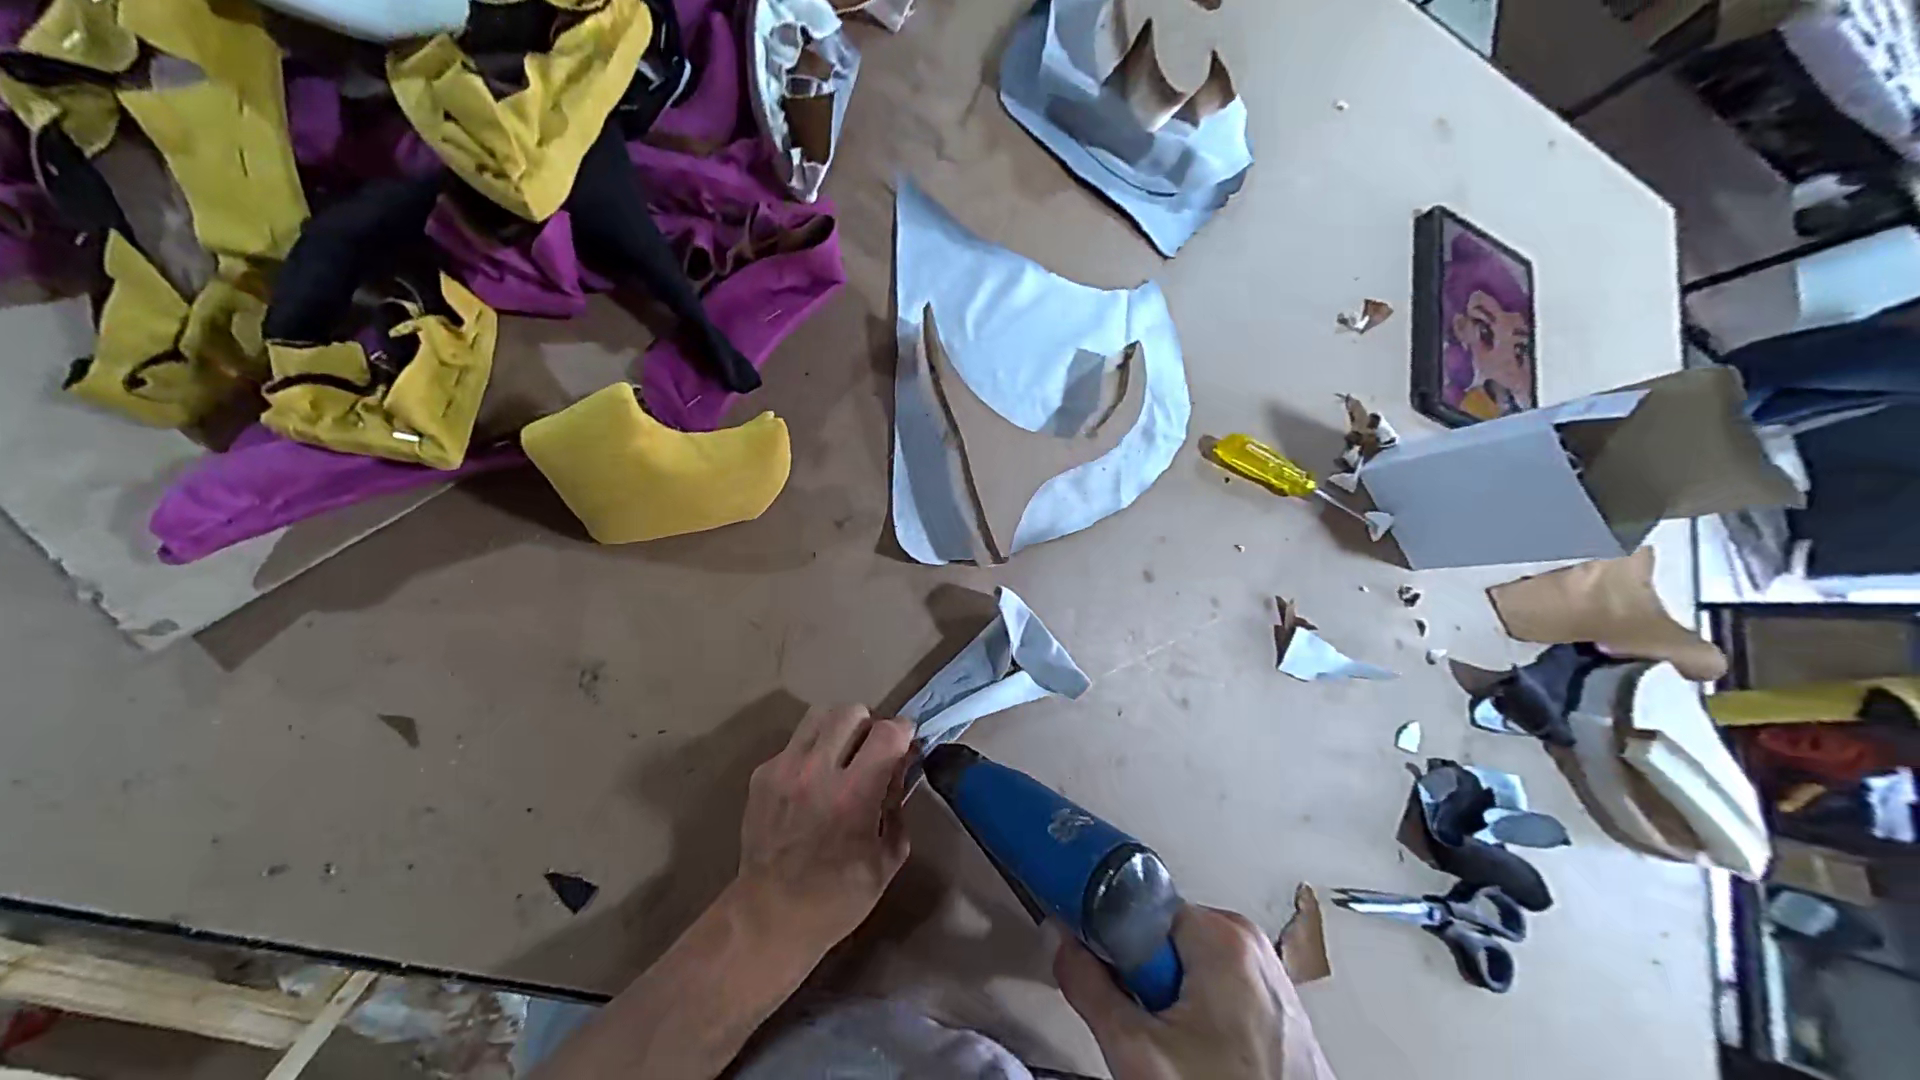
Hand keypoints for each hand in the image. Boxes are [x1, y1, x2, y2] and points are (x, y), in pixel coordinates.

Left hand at [733, 704, 913, 959]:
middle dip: (870, 727)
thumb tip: (901, 767)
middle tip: (871, 753)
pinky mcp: (761, 774)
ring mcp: (784, 769)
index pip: (887, 732)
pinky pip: (796, 742)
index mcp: (853, 796)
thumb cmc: (838, 897)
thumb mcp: (888, 857)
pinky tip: (812, 783)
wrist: (769, 917)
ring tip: (842, 758)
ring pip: (820, 715)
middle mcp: (817, 772)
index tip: (905, 746)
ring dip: (839, 729)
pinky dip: (812, 752)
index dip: (903, 732)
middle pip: (852, 711)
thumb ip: (897, 803)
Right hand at [1055, 905, 1335, 1079]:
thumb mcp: (1138, 1052)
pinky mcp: (1276, 1000)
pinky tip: (1203, 1055)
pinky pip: (1215, 984)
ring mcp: (1267, 970)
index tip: (1105, 975)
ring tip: (1178, 1047)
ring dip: (1169, 998)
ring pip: (1185, 963)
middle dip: (1143, 978)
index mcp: (1221, 934)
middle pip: (1161, 937)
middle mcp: (1249, 939)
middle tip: (1149, 1028)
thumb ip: (1087, 986)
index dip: (1112, 945)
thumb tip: (1057, 938)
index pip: (1137, 909)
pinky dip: (1198, 1011)